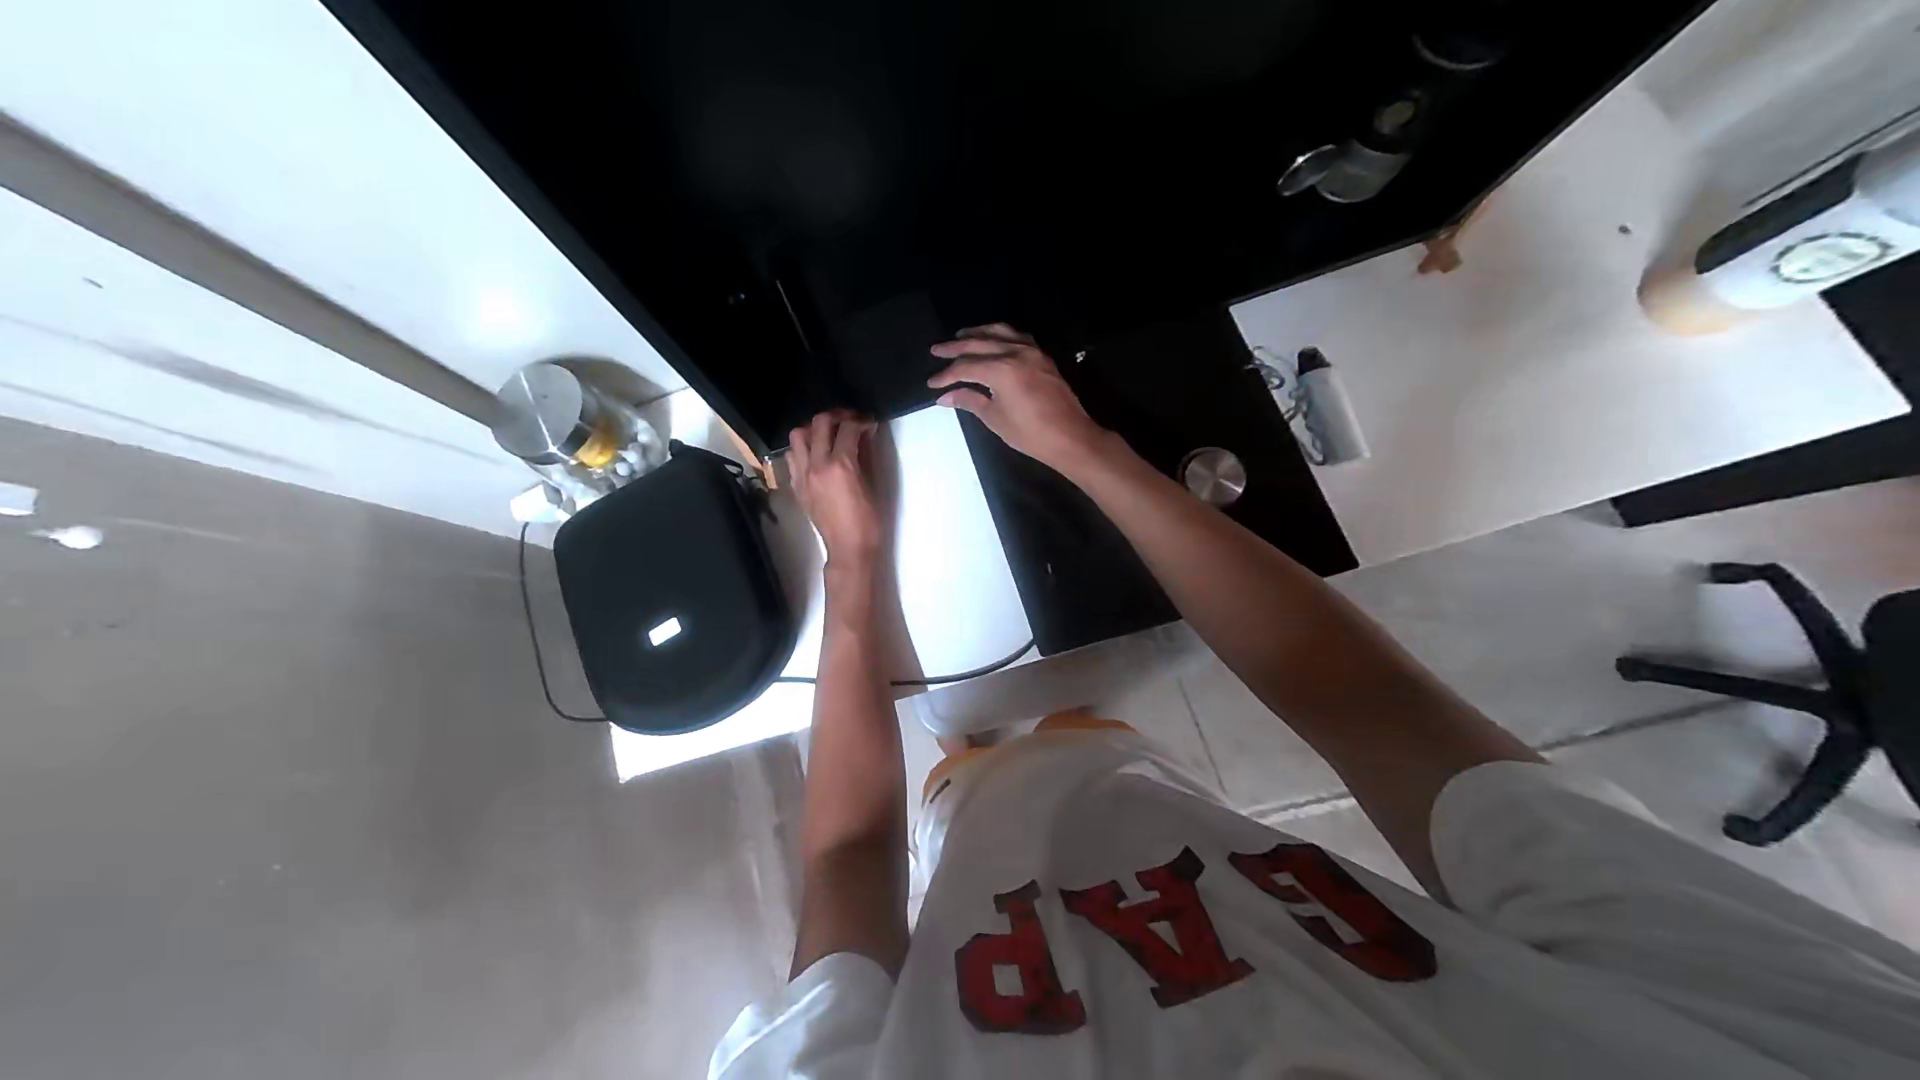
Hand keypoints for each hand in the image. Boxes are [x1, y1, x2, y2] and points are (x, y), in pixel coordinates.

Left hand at [788, 409, 883, 567]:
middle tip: (850, 421)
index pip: (848, 429)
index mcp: (840, 465)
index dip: (862, 421)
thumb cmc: (868, 520)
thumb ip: (867, 455)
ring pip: (799, 435)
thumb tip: (866, 434)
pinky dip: (804, 449)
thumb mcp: (872, 484)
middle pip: (820, 423)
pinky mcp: (797, 485)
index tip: (869, 423)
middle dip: (837, 417)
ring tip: (829, 435)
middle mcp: (817, 465)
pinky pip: (792, 456)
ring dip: (814, 430)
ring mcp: (803, 475)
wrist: (849, 548)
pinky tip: (817, 455)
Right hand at [928, 324, 1111, 474]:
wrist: (1070, 437)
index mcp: (1001, 369)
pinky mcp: (1042, 356)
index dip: (946, 375)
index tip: (931, 383)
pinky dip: (1000, 335)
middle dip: (954, 348)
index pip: (965, 367)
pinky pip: (1017, 336)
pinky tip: (992, 340)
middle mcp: (1015, 352)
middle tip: (936, 349)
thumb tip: (945, 396)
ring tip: (960, 337)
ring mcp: (1032, 351)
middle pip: (978, 344)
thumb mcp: (995, 418)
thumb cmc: (1030, 434)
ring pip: (999, 332)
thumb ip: (969, 400)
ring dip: (977, 333)